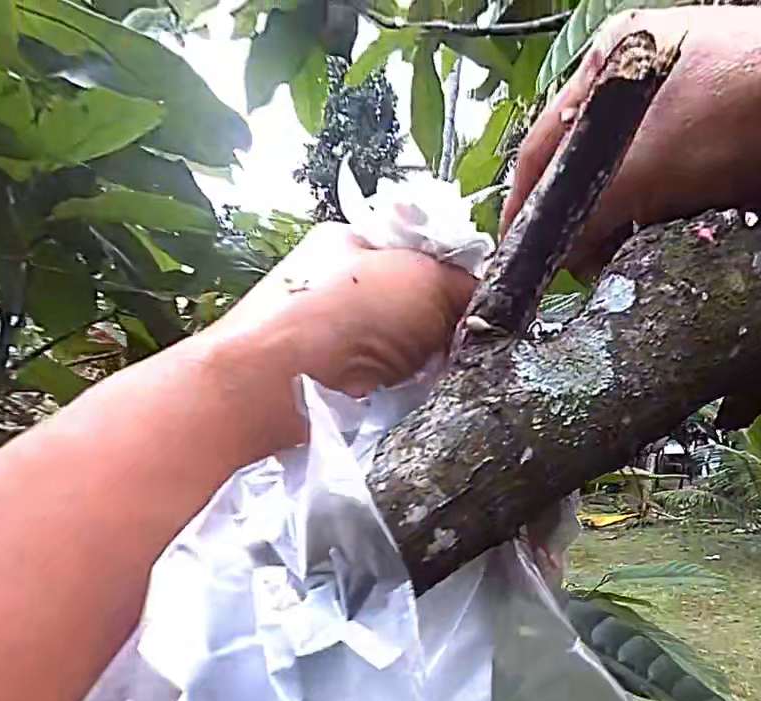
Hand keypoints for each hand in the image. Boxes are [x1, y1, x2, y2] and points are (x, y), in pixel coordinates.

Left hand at [204, 222, 476, 395]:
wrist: (274, 386)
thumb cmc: (346, 316)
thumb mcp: (424, 280)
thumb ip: (466, 285)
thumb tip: (486, 304)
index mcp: (354, 241)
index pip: (424, 253)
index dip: (456, 278)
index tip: (476, 307)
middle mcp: (339, 287)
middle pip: (413, 307)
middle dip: (438, 328)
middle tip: (452, 348)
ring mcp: (329, 338)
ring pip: (399, 351)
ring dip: (419, 366)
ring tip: (428, 378)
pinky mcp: (328, 385)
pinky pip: (382, 386)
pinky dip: (398, 393)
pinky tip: (403, 399)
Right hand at [503, 3, 760, 271]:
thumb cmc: (726, 119)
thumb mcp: (632, 175)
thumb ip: (575, 218)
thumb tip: (555, 256)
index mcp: (607, 55)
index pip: (540, 146)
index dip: (522, 205)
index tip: (515, 253)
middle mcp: (636, 65)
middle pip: (576, 161)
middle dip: (571, 217)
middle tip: (575, 260)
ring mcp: (679, 86)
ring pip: (616, 172)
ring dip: (610, 218)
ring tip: (617, 249)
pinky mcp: (714, 115)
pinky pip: (656, 174)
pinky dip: (645, 207)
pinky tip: (654, 226)